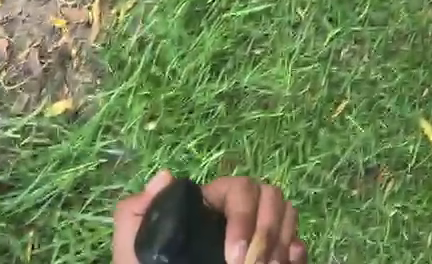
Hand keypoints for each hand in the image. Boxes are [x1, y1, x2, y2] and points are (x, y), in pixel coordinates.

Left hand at [111, 171, 307, 263]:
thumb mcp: (133, 253)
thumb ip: (135, 215)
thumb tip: (165, 177)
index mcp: (210, 204)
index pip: (240, 189)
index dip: (243, 216)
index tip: (234, 255)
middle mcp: (238, 214)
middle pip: (271, 196)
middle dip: (268, 230)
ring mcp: (257, 235)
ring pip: (288, 214)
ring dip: (282, 241)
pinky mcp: (272, 256)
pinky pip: (298, 243)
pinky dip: (297, 252)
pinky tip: (289, 263)